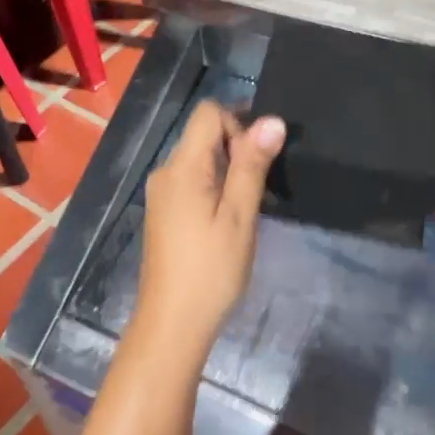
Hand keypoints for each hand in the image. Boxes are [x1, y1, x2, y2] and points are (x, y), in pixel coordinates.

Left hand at [136, 102, 286, 345]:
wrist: (173, 322)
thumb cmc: (211, 270)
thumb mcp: (240, 216)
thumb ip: (252, 166)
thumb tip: (272, 120)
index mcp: (182, 167)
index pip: (208, 113)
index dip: (239, 124)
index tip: (259, 161)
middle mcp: (165, 172)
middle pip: (203, 135)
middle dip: (237, 149)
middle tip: (262, 187)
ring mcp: (161, 194)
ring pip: (199, 160)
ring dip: (228, 172)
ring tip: (248, 208)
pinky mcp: (164, 213)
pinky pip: (192, 182)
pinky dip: (214, 189)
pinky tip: (228, 221)